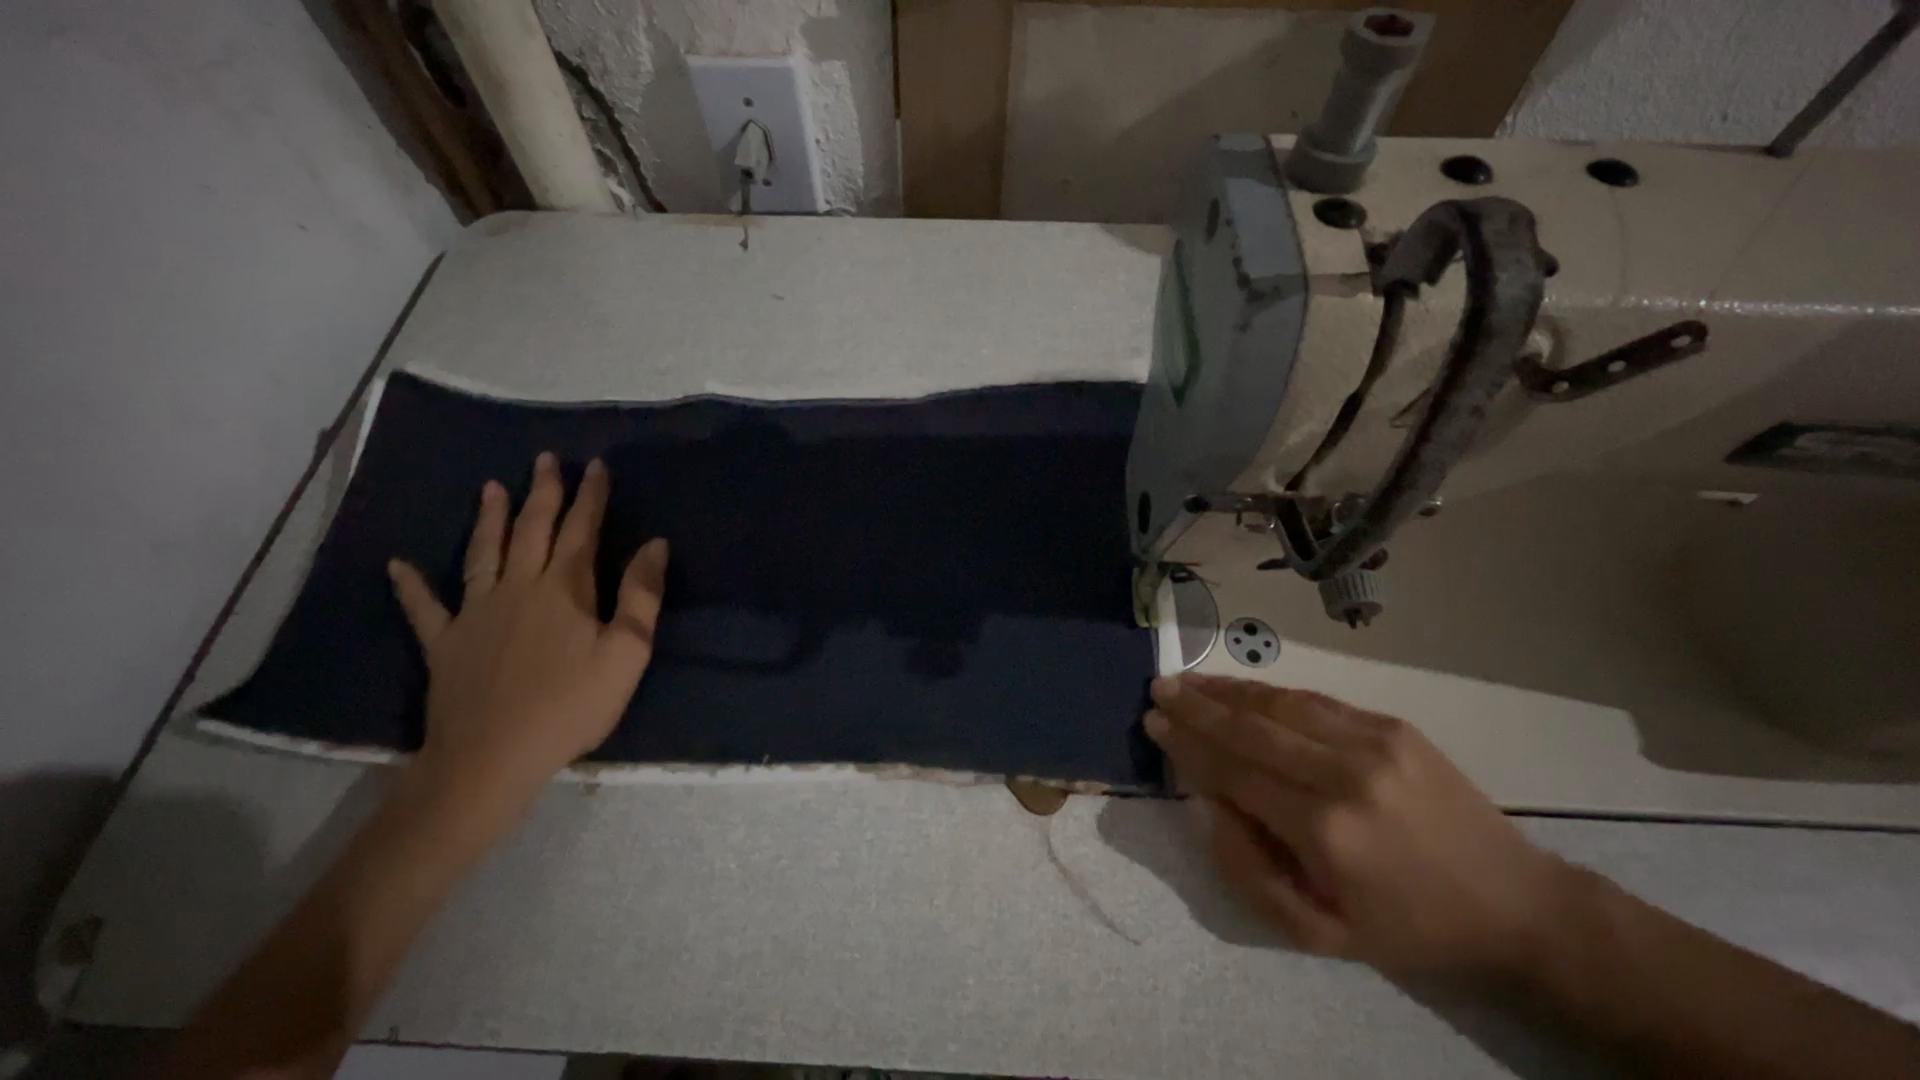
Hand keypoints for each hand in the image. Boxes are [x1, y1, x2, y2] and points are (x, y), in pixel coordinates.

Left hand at [386, 452, 668, 791]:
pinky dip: (411, 586)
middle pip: (531, 530)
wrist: (492, 755)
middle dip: (542, 493)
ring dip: (488, 519)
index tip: (596, 465)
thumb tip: (655, 544)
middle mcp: (518, 587)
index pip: (582, 531)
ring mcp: (476, 613)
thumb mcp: (626, 653)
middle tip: (545, 460)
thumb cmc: (571, 706)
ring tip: (489, 487)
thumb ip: (642, 596)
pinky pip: (425, 608)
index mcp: (565, 589)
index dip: (590, 497)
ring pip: (483, 553)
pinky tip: (398, 565)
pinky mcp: (445, 643)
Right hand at [1145, 674, 1579, 978]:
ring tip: (1190, 680)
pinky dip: (1274, 693)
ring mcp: (1374, 743)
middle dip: (1199, 707)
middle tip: (1159, 688)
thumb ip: (1248, 871)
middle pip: (1252, 729)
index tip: (1154, 722)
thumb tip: (1209, 803)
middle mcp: (1345, 774)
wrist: (1513, 902)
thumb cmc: (1407, 929)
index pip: (1234, 772)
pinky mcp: (1395, 728)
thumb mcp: (1317, 931)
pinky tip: (1246, 689)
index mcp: (1325, 830)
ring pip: (1283, 705)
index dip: (1189, 746)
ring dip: (1230, 690)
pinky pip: (1318, 703)